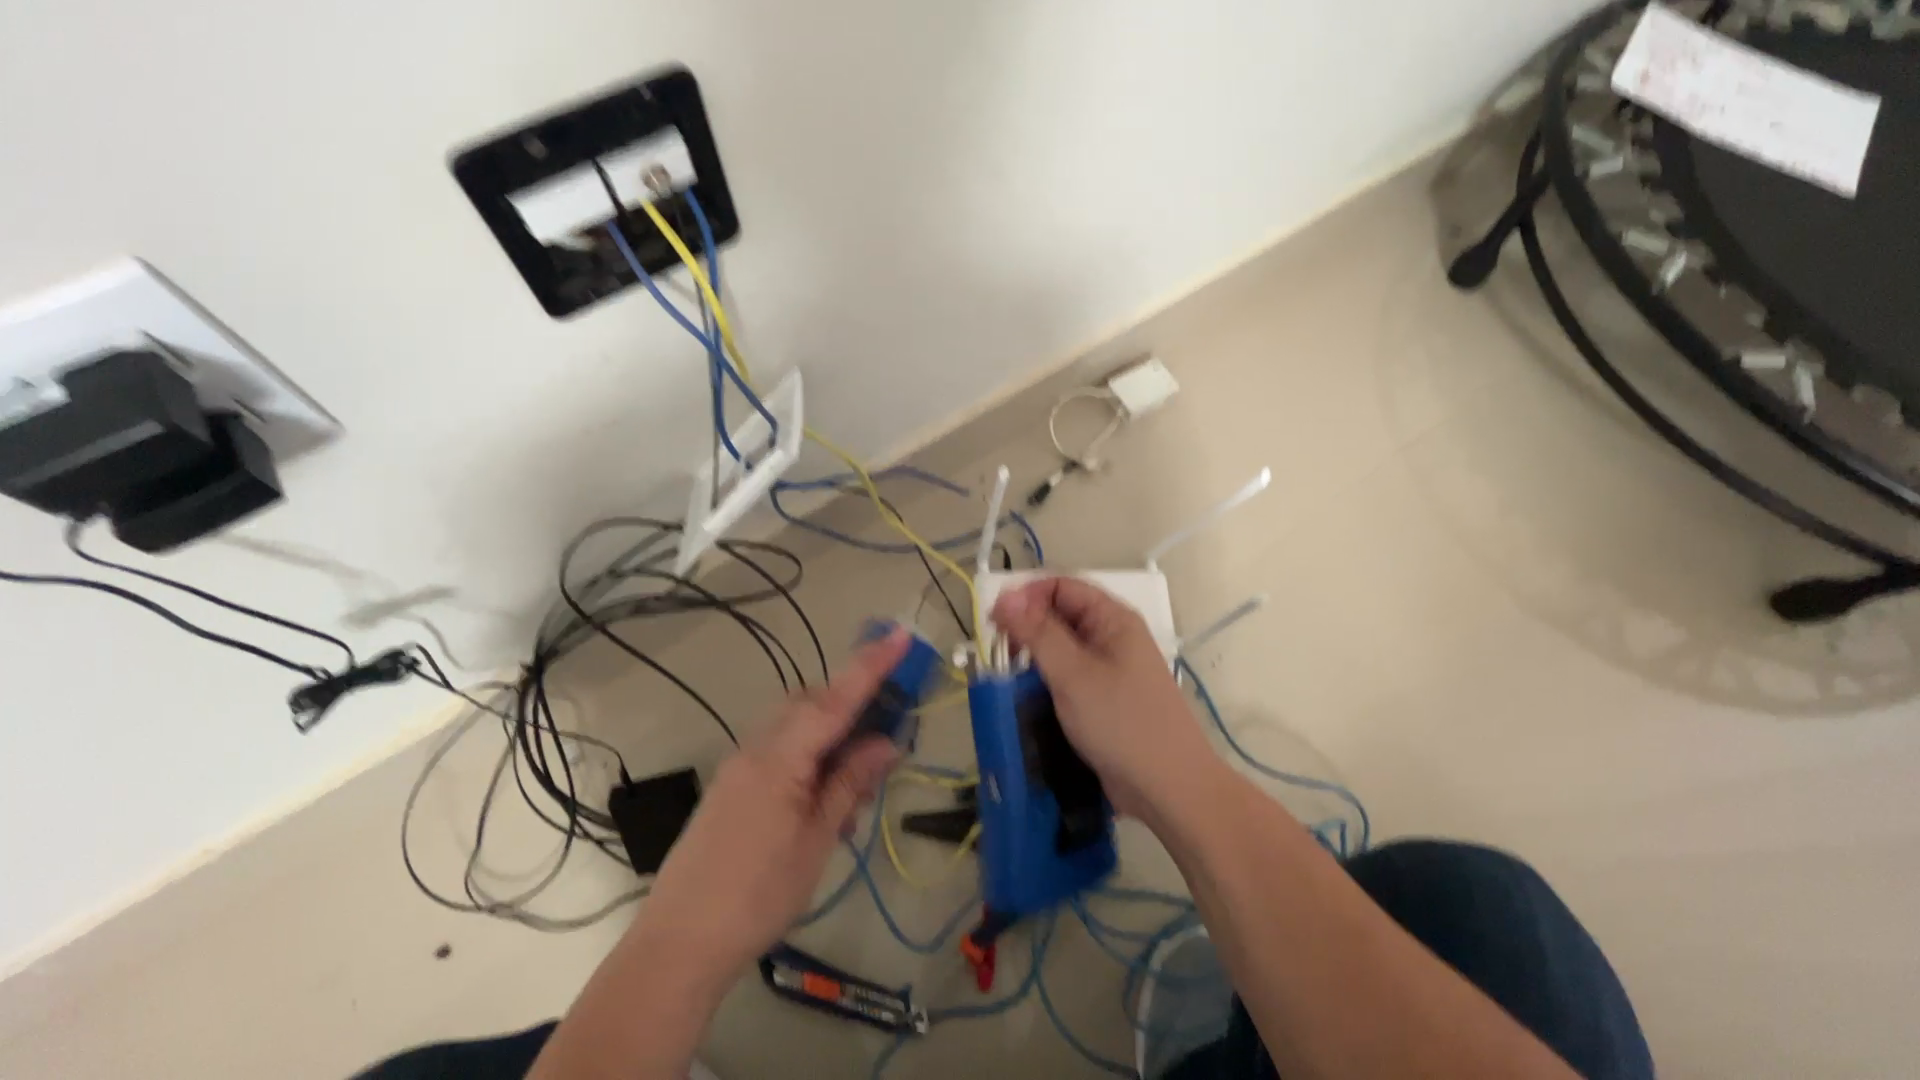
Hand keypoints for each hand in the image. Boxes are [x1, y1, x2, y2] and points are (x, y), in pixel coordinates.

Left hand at [635, 628, 907, 984]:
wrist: (680, 941)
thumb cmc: (758, 895)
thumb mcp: (817, 842)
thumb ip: (849, 784)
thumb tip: (886, 743)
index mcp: (779, 759)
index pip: (834, 700)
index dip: (869, 666)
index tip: (900, 635)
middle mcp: (755, 750)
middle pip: (809, 704)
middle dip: (850, 700)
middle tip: (889, 724)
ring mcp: (738, 768)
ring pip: (793, 727)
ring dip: (830, 734)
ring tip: (858, 780)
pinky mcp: (731, 788)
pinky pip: (777, 752)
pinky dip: (808, 757)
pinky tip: (825, 800)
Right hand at [991, 577, 1221, 818]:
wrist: (1167, 787)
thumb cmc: (1122, 722)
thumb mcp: (1073, 674)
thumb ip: (1038, 632)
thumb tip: (1004, 596)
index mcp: (1112, 619)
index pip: (1061, 586)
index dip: (1026, 596)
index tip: (994, 621)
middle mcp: (1111, 637)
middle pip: (1060, 615)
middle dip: (1025, 628)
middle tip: (998, 654)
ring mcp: (1108, 670)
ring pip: (1060, 649)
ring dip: (1032, 658)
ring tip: (1007, 678)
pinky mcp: (1102, 701)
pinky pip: (1066, 678)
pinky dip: (1044, 682)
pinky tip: (1025, 699)